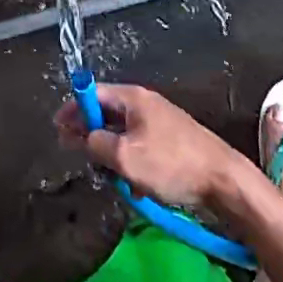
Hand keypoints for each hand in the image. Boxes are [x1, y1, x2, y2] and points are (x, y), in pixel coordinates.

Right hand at [54, 83, 256, 207]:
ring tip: (116, 179)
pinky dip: (133, 164)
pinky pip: (140, 147)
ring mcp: (159, 121)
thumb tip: (79, 135)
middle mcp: (144, 103)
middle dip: (93, 137)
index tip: (59, 130)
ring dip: (114, 157)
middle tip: (85, 160)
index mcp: (132, 98)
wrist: (223, 180)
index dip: (74, 109)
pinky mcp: (170, 141)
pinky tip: (137, 188)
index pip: (93, 93)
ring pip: (123, 135)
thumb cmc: (170, 164)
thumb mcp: (124, 156)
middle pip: (106, 114)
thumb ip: (95, 143)